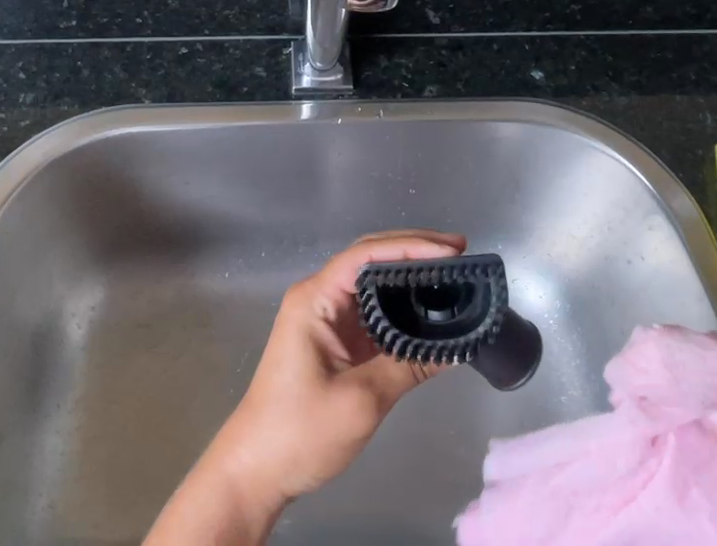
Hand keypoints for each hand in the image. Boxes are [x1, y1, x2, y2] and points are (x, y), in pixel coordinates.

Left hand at [144, 230, 465, 544]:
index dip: (410, 246)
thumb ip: (408, 367)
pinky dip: (402, 307)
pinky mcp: (335, 343)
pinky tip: (429, 312)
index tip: (452, 250)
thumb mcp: (361, 400)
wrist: (256, 470)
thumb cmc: (299, 431)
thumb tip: (455, 347)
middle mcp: (319, 300)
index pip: (366, 255)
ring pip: (373, 285)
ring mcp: (326, 321)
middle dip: (414, 251)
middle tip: (460, 252)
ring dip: (409, 277)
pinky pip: (373, 313)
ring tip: (452, 274)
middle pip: (369, 259)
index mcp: (315, 300)